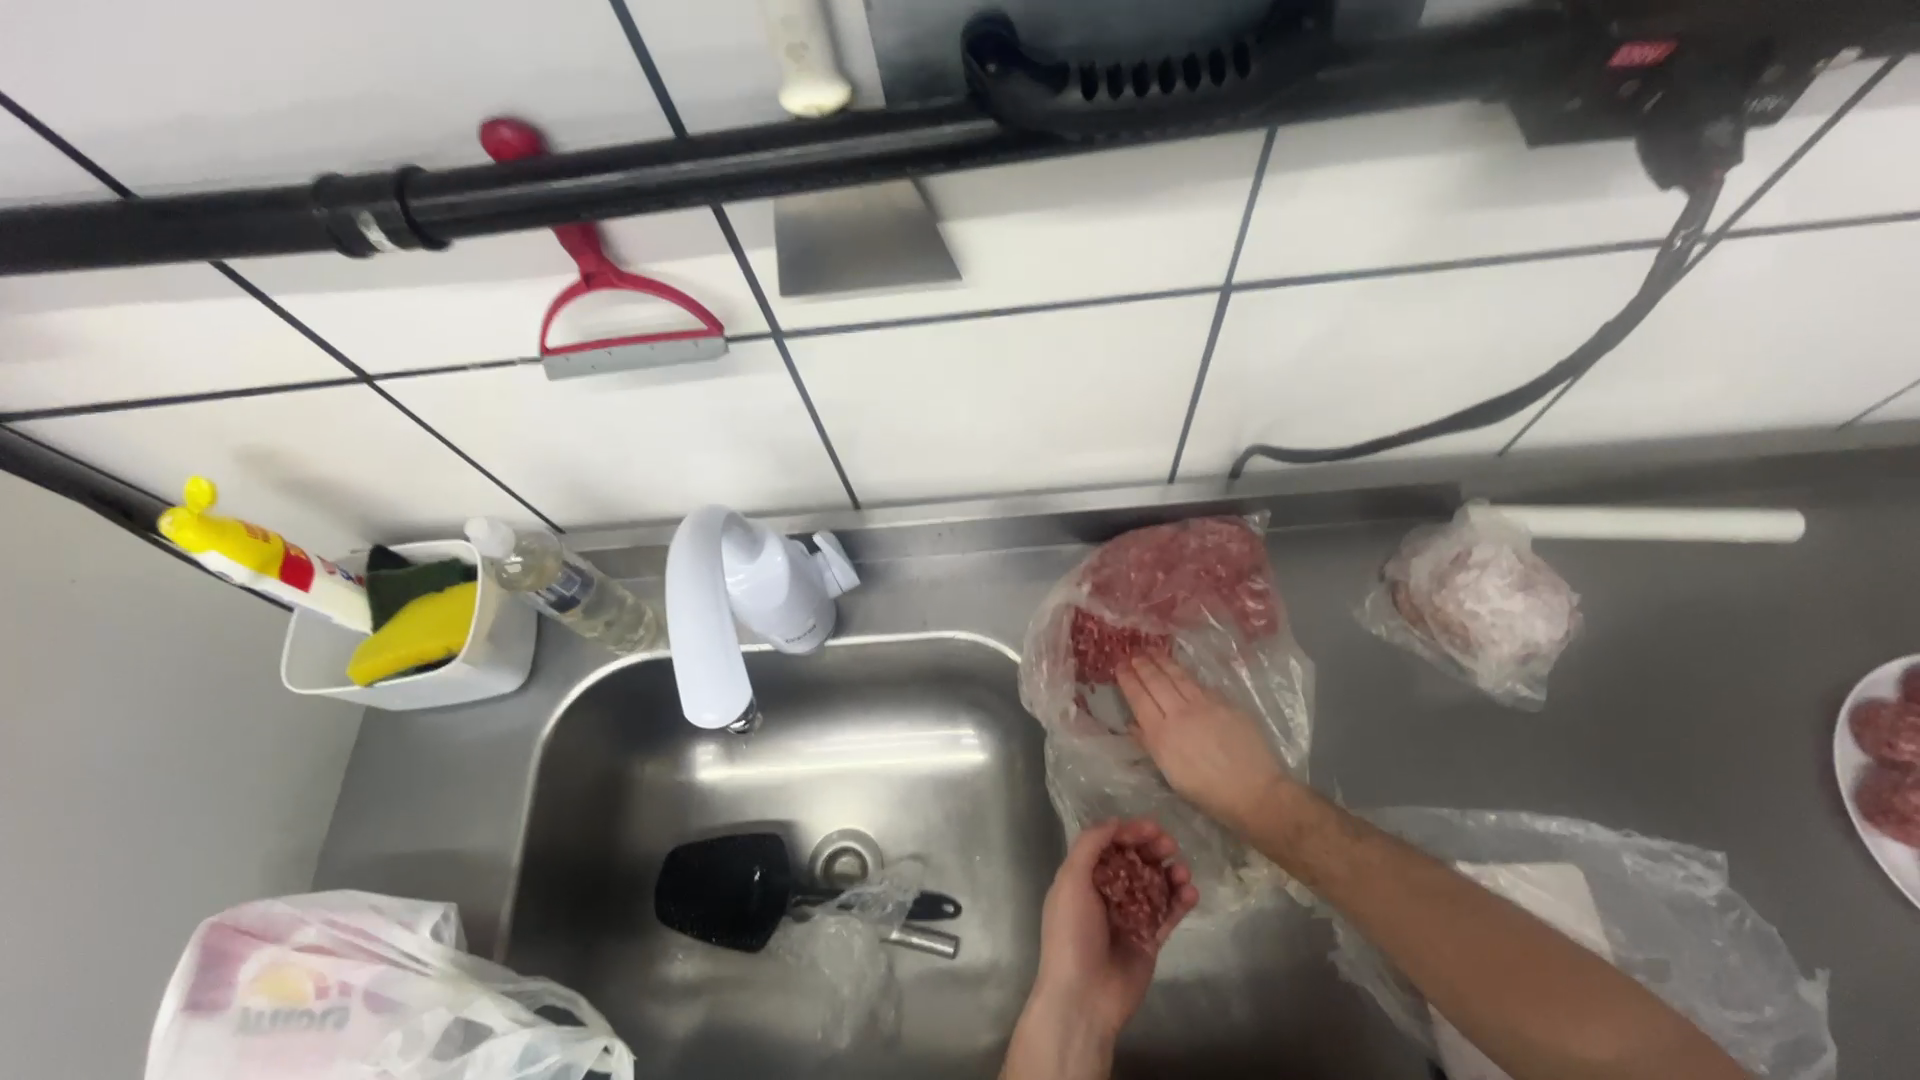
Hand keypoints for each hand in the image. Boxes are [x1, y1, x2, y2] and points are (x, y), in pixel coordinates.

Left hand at [1031, 819, 1198, 1040]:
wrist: (1083, 996)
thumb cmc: (1072, 933)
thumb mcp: (1070, 881)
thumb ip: (1090, 846)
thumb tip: (1114, 821)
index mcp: (1083, 879)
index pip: (1109, 846)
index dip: (1129, 833)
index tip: (1151, 827)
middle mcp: (1106, 894)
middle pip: (1134, 862)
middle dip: (1152, 849)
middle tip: (1169, 844)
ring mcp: (1130, 917)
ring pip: (1155, 886)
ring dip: (1170, 873)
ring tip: (1182, 870)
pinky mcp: (1150, 939)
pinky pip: (1168, 914)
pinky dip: (1180, 900)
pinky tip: (1190, 891)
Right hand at [1117, 654, 1292, 830]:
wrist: (1254, 791)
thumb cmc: (1207, 792)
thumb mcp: (1171, 774)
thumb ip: (1150, 745)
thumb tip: (1133, 725)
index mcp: (1162, 735)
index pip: (1139, 698)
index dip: (1128, 679)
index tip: (1119, 666)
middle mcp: (1180, 714)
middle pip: (1156, 682)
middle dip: (1142, 665)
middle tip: (1133, 653)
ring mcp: (1205, 705)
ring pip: (1178, 676)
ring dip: (1163, 661)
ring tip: (1152, 650)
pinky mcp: (1225, 703)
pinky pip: (1200, 684)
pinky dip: (1186, 674)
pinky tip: (1181, 670)